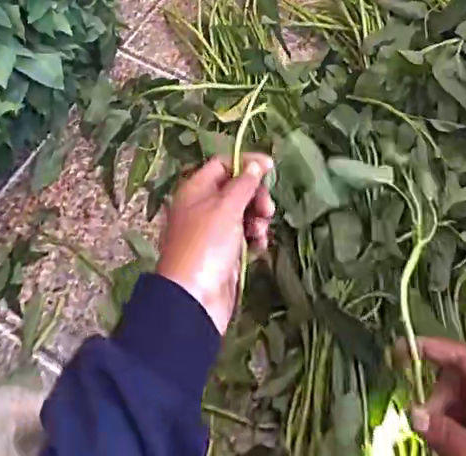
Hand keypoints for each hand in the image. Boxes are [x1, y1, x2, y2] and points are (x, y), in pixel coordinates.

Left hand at [155, 155, 274, 332]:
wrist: (194, 301)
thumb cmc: (206, 245)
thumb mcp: (226, 207)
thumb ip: (244, 183)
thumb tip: (256, 163)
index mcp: (196, 189)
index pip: (223, 164)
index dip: (246, 163)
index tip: (271, 167)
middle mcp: (202, 206)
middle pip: (235, 188)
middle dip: (255, 195)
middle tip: (267, 209)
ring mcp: (213, 231)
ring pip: (242, 212)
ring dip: (257, 217)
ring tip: (260, 231)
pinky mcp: (223, 253)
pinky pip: (244, 235)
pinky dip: (254, 237)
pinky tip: (259, 245)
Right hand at [409, 337, 465, 455]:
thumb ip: (450, 436)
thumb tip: (413, 412)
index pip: (464, 358)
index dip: (431, 349)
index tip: (402, 349)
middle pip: (459, 382)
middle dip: (437, 399)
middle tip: (422, 423)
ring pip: (460, 406)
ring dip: (443, 420)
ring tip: (436, 444)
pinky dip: (453, 434)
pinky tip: (445, 449)